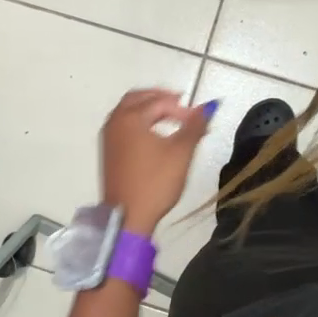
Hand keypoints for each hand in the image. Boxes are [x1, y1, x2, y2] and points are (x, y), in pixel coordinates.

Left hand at [100, 90, 212, 235]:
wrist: (128, 218)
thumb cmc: (155, 182)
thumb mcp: (181, 152)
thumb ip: (195, 125)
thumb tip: (209, 106)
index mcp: (130, 117)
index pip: (160, 102)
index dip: (183, 109)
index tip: (200, 121)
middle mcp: (115, 121)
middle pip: (138, 98)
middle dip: (161, 98)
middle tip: (181, 105)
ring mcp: (108, 137)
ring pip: (129, 110)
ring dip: (149, 109)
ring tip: (171, 118)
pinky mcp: (108, 151)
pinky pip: (124, 124)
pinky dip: (139, 121)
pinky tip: (154, 134)